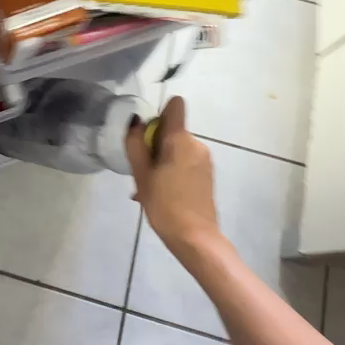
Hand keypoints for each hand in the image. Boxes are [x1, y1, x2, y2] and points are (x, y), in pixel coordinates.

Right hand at [126, 97, 224, 259]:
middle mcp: (197, 144)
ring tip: (150, 188)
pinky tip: (163, 194)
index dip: (159, 113)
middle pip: (172, 131)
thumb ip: (136, 144)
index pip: (175, 106)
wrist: (196, 239)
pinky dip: (173, 171)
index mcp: (180, 140)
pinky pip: (186, 162)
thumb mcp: (142, 175)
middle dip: (155, 145)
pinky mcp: (208, 174)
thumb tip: (136, 121)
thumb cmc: (165, 205)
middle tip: (142, 172)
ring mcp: (205, 159)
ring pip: (178, 149)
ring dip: (162, 161)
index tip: (147, 136)